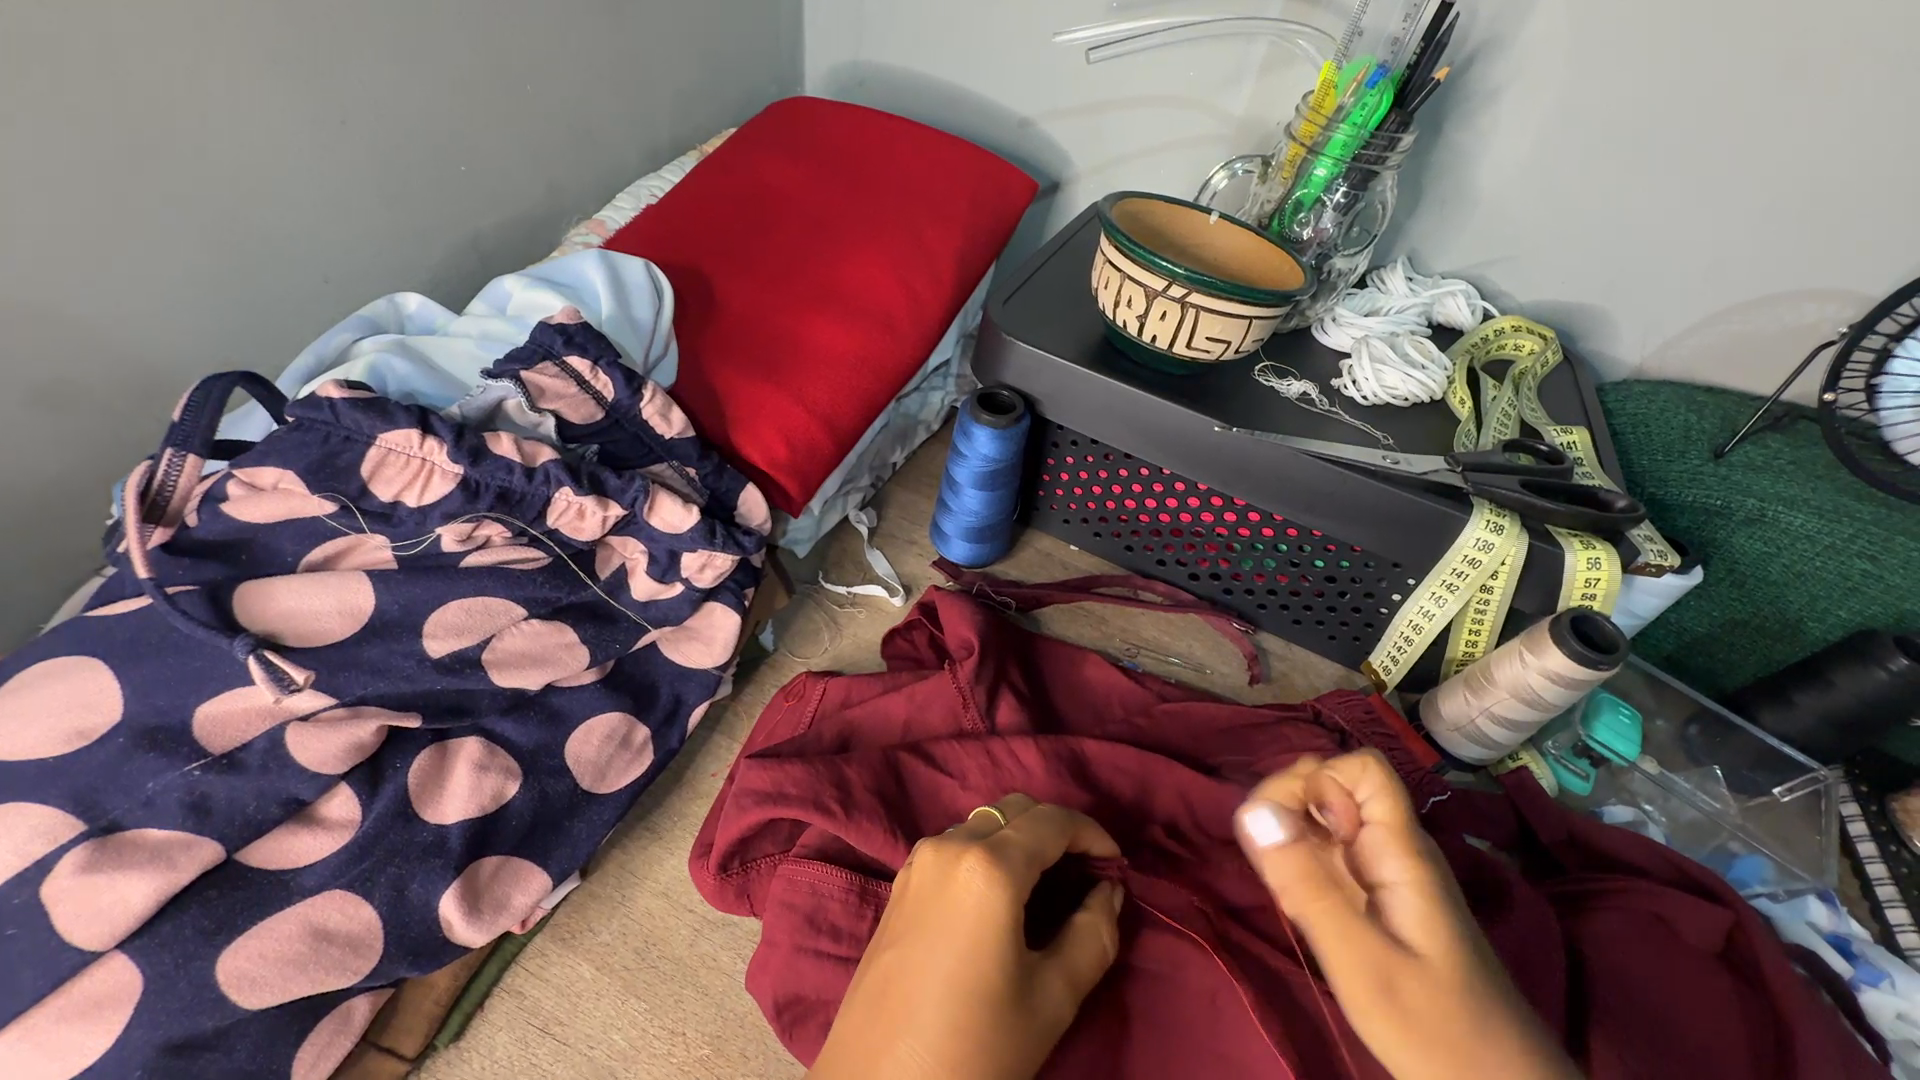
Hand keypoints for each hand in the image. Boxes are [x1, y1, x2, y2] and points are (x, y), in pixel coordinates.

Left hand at [809, 795, 1123, 1079]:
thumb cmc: (975, 1046)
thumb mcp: (1051, 998)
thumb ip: (1093, 934)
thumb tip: (1108, 892)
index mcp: (988, 866)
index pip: (1053, 821)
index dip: (1093, 836)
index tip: (1116, 868)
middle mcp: (949, 846)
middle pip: (1016, 810)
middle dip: (1058, 832)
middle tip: (1087, 877)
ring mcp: (917, 862)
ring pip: (983, 823)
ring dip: (1021, 840)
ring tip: (1049, 890)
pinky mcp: (899, 884)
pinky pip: (955, 846)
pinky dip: (988, 853)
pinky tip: (1004, 900)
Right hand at [1235, 750, 1578, 1079]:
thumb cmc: (1435, 1029)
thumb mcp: (1361, 961)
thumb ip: (1305, 883)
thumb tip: (1252, 810)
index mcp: (1400, 849)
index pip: (1360, 768)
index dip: (1320, 782)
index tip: (1303, 832)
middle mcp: (1392, 848)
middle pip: (1334, 785)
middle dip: (1292, 807)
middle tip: (1280, 865)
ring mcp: (1383, 874)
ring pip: (1325, 820)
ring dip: (1291, 840)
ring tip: (1287, 891)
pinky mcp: (1374, 902)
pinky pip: (1327, 856)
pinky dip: (1301, 867)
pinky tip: (1298, 906)